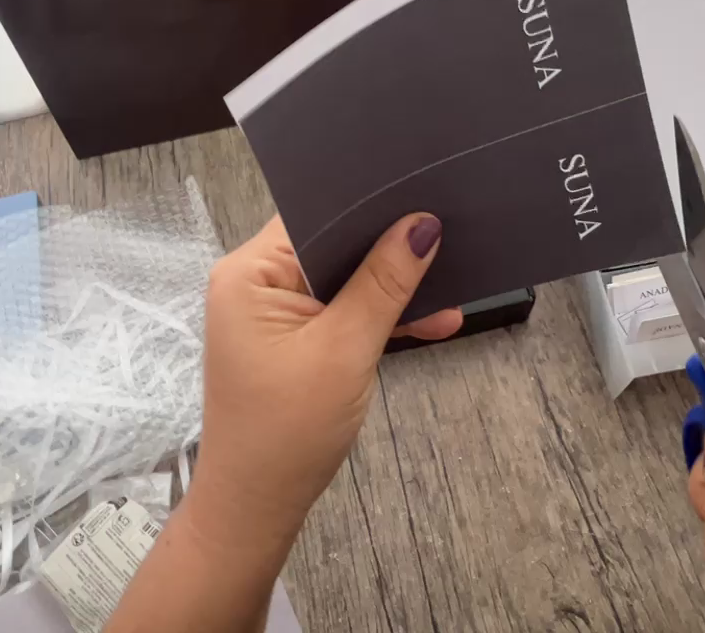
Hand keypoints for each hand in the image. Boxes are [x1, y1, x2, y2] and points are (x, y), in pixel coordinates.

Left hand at [109, 215, 458, 632]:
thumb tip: (422, 224)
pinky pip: (344, 311)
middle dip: (389, 247)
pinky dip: (381, 317)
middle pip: (333, 246)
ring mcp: (277, 312)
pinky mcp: (296, 338)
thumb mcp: (344, 349)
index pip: (314, 214)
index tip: (420, 193)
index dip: (367, 204)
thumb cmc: (288, 429)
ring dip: (393, 289)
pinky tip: (433, 320)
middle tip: (448, 229)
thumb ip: (384, 283)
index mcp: (251, 271)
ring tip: (453, 280)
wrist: (258, 511)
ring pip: (345, 280)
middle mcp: (258, 282)